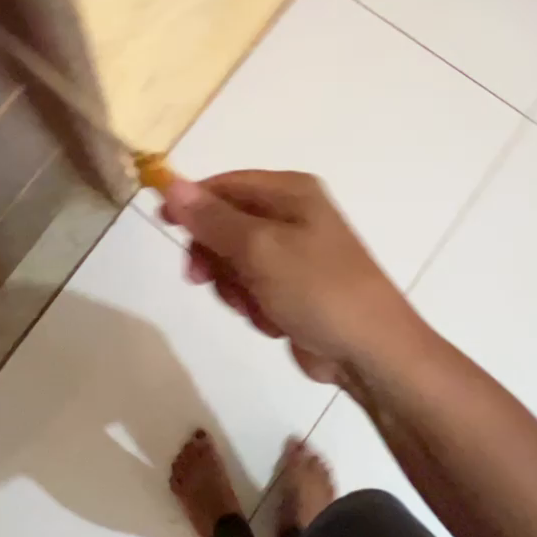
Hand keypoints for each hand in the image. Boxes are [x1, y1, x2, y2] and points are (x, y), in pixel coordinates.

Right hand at [161, 171, 415, 382]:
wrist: (371, 353)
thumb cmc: (317, 289)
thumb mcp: (259, 248)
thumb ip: (212, 218)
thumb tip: (171, 183)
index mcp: (291, 192)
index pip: (225, 184)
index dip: (192, 202)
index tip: (164, 224)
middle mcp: (292, 214)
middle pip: (225, 223)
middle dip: (214, 255)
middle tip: (202, 279)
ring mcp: (294, 253)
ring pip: (234, 261)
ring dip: (234, 287)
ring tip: (254, 306)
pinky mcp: (294, 288)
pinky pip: (251, 288)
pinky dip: (253, 305)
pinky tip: (271, 321)